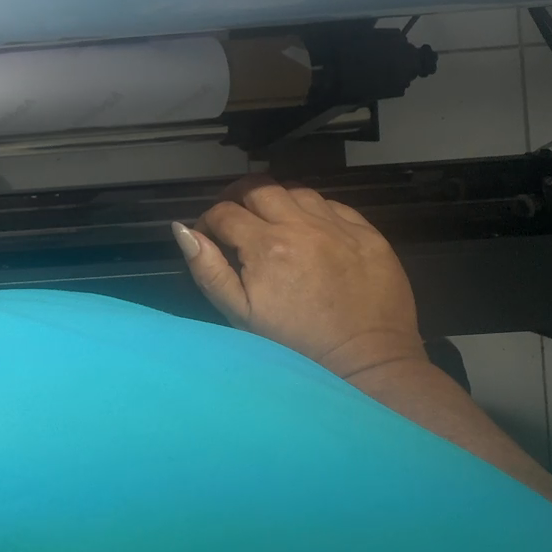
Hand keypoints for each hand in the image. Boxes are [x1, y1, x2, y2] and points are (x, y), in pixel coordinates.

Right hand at [175, 175, 424, 380]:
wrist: (367, 362)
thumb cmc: (294, 343)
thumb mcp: (239, 313)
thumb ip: (207, 269)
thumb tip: (182, 229)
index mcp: (266, 246)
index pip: (223, 212)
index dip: (208, 221)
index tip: (210, 238)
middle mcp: (302, 226)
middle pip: (259, 188)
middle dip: (238, 199)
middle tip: (236, 220)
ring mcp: (340, 228)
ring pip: (296, 191)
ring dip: (277, 202)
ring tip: (273, 223)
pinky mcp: (369, 235)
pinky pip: (334, 205)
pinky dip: (314, 211)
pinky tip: (310, 231)